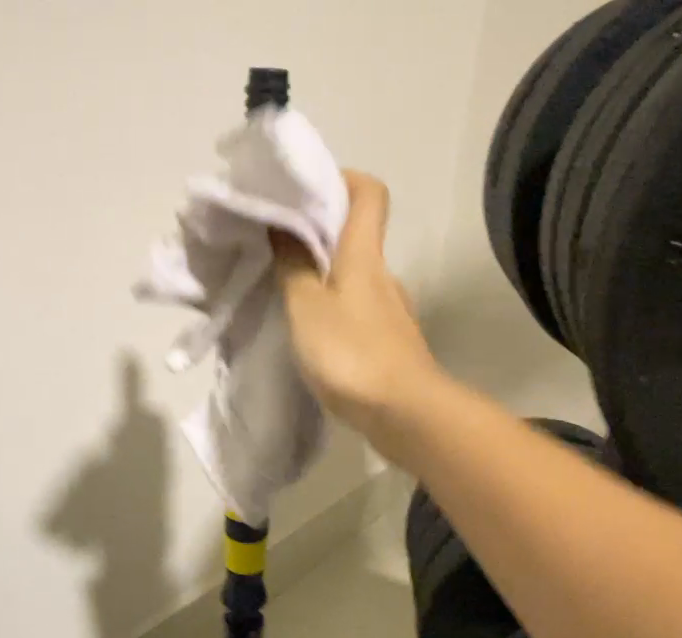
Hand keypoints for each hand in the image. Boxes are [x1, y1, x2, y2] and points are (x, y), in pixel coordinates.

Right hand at [272, 171, 446, 445]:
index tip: (305, 190)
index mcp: (364, 255)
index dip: (341, 179)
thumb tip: (282, 223)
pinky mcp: (390, 346)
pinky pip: (358, 314)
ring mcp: (391, 314)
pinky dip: (336, 314)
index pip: (369, 192)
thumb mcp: (306, 307)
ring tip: (286, 296)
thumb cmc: (352, 354)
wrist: (405, 414)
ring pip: (356, 280)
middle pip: (357, 238)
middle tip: (277, 247)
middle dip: (319, 235)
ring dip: (325, 280)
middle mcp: (383, 276)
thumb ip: (292, 265)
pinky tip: (313, 337)